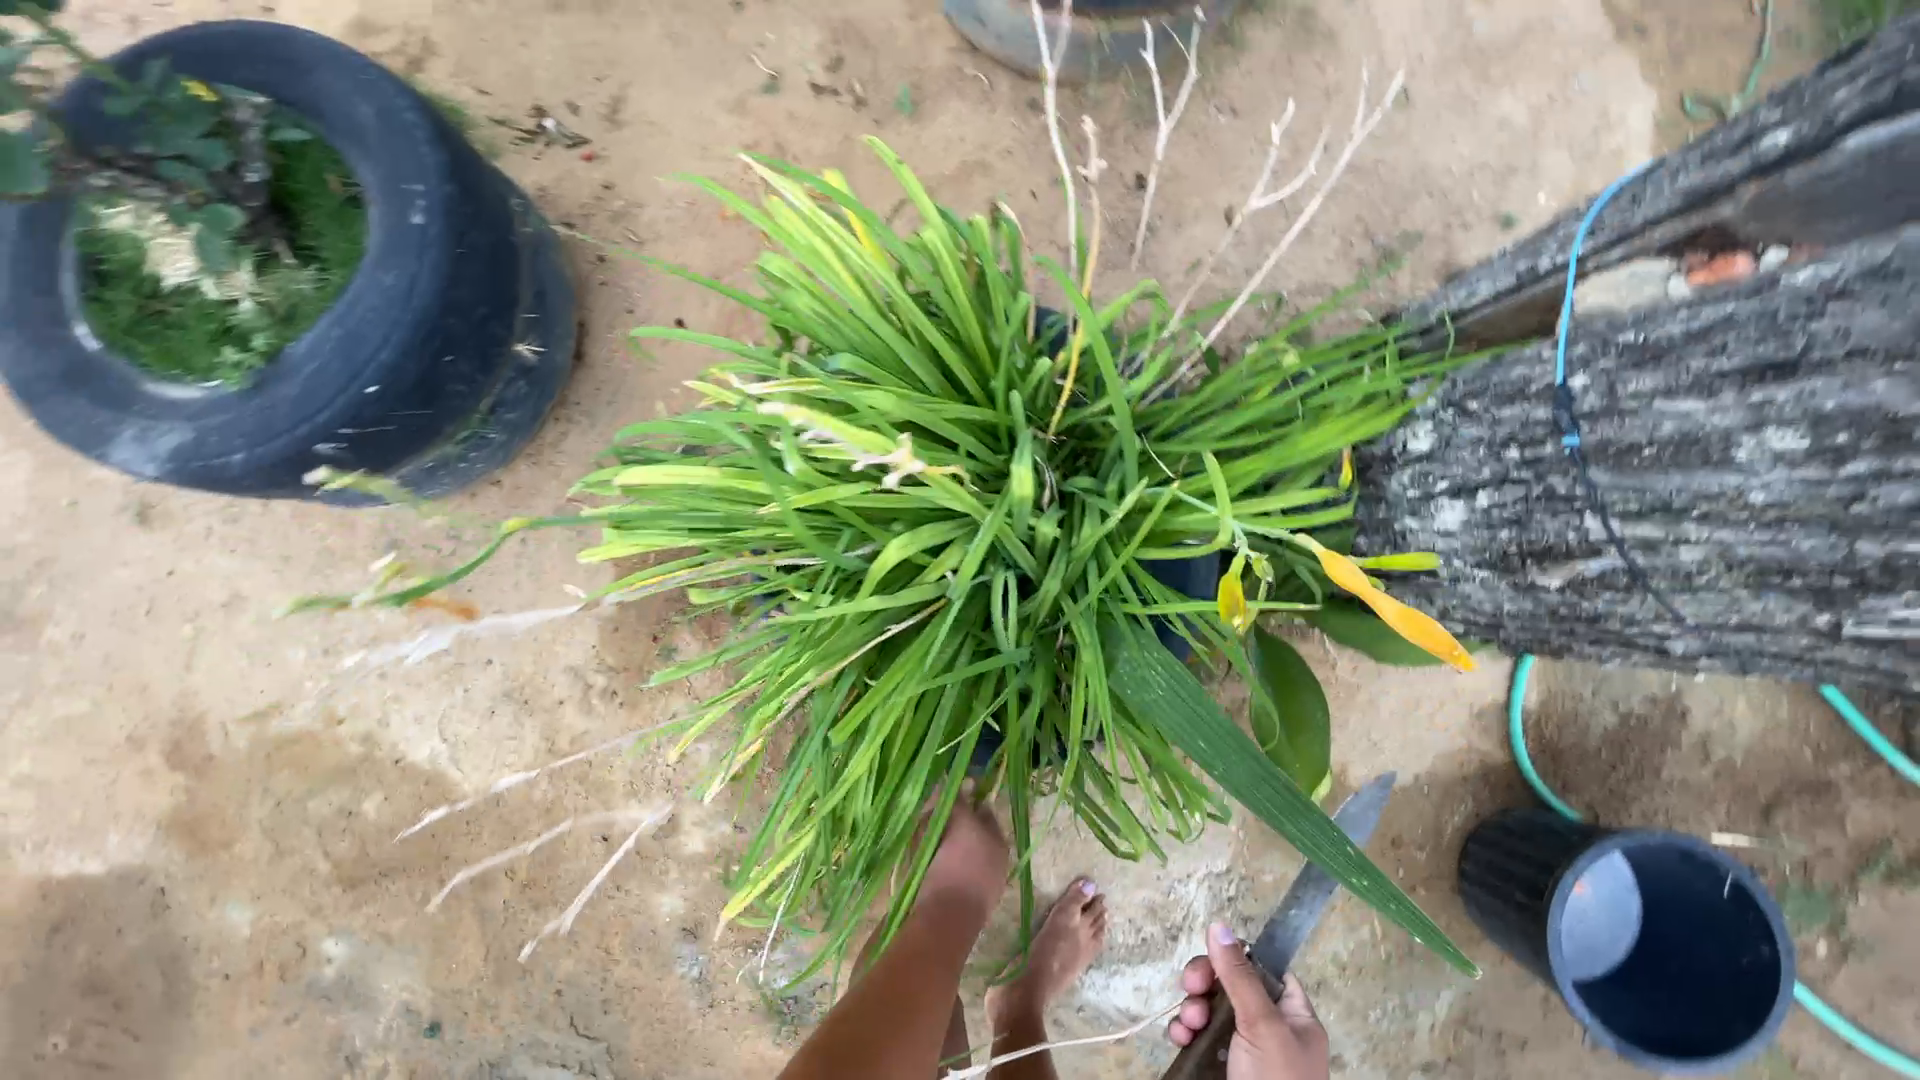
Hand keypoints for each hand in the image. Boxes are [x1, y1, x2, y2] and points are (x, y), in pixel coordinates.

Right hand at [919, 784, 1009, 914]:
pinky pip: (934, 866)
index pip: (984, 812)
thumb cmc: (959, 869)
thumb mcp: (963, 826)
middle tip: (928, 807)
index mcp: (998, 845)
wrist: (941, 923)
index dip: (968, 797)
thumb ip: (959, 802)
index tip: (947, 788)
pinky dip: (925, 856)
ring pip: (947, 848)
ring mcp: (965, 882)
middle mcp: (987, 864)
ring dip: (933, 836)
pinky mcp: (944, 896)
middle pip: (965, 830)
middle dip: (946, 817)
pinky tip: (913, 852)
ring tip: (918, 827)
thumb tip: (957, 779)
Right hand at [1166, 923, 1328, 1079]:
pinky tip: (1179, 1037)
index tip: (1213, 954)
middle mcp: (1269, 1029)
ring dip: (1191, 1008)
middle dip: (1205, 982)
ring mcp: (1242, 1049)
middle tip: (1190, 986)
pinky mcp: (1217, 1066)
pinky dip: (1184, 1031)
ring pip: (1209, 1009)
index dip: (1238, 957)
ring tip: (1188, 1023)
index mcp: (1293, 1017)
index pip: (1265, 970)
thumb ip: (1238, 976)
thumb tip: (1218, 924)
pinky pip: (1196, 1036)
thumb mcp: (1262, 1025)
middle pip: (1230, 985)